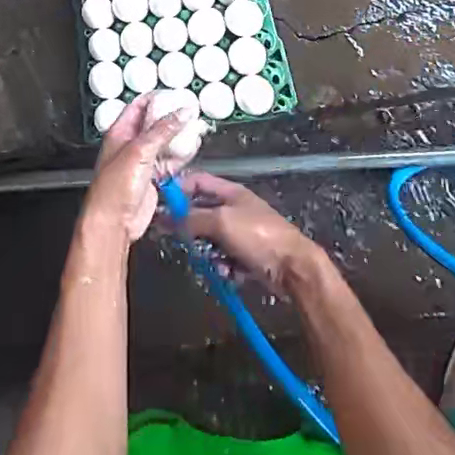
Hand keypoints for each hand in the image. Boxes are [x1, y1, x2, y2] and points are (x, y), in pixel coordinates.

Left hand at [80, 92, 206, 245]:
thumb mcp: (140, 151)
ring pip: (164, 143)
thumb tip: (182, 112)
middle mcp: (130, 145)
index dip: (156, 98)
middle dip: (172, 117)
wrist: (114, 222)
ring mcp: (142, 162)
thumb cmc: (114, 187)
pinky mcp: (152, 179)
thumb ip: (163, 130)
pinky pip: (169, 162)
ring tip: (196, 125)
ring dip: (179, 136)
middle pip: (154, 124)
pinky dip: (181, 155)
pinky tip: (192, 147)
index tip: (175, 94)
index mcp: (120, 133)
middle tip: (190, 109)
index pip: (138, 107)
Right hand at [175, 172, 324, 293]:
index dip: (178, 189)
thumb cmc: (257, 236)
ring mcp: (241, 233)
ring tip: (212, 261)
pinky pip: (223, 258)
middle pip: (201, 212)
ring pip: (210, 239)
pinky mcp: (246, 255)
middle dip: (190, 227)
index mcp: (230, 192)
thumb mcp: (220, 222)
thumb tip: (165, 218)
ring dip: (208, 252)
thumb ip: (191, 219)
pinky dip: (223, 265)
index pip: (197, 181)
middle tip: (179, 240)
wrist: (294, 268)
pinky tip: (228, 272)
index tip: (160, 205)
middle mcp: (234, 209)